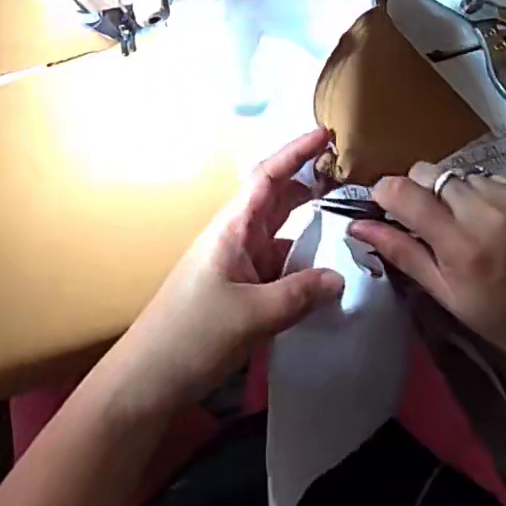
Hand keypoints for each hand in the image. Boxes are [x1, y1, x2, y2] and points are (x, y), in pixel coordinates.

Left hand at [92, 129, 344, 418]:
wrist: (153, 372)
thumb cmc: (194, 332)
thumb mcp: (251, 314)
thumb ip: (298, 294)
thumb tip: (339, 277)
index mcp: (232, 228)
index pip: (266, 177)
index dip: (295, 152)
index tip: (326, 133)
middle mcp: (235, 236)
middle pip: (276, 198)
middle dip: (309, 183)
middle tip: (352, 180)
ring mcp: (238, 262)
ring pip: (280, 232)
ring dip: (310, 225)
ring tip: (351, 224)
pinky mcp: (242, 288)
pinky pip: (279, 264)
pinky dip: (303, 262)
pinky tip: (329, 274)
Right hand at [347, 163, 505, 382]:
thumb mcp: (447, 295)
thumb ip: (401, 252)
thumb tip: (356, 226)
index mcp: (461, 244)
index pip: (401, 190)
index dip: (384, 194)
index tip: (385, 209)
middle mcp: (486, 212)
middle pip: (426, 171)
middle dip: (416, 190)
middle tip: (426, 220)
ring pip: (456, 173)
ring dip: (449, 192)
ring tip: (464, 223)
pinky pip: (488, 177)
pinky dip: (479, 194)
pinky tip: (492, 222)